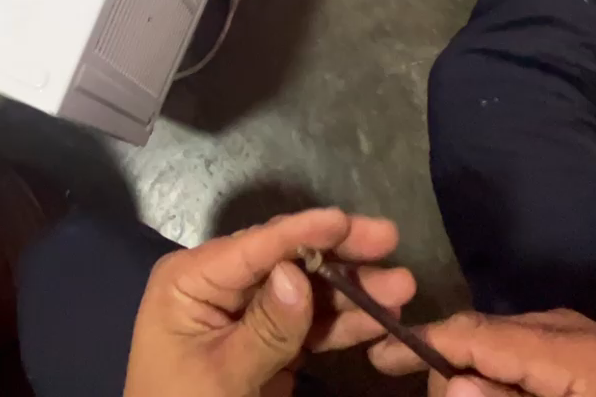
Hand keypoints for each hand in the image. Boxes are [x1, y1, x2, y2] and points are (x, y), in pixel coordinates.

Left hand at [122, 208, 417, 396]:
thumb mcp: (222, 377)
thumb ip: (264, 328)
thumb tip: (297, 272)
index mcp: (192, 278)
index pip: (254, 246)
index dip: (302, 231)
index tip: (345, 219)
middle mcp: (220, 283)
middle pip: (285, 258)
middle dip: (339, 252)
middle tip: (388, 239)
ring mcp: (245, 312)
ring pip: (305, 290)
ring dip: (352, 289)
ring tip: (403, 287)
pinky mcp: (266, 342)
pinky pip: (308, 325)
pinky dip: (344, 323)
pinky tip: (382, 319)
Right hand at [370, 308, 595, 396]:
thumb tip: (450, 384)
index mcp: (566, 347)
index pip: (475, 332)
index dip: (422, 342)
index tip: (377, 356)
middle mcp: (566, 328)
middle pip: (482, 333)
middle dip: (446, 364)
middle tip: (418, 386)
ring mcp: (580, 339)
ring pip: (501, 344)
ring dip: (474, 372)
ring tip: (456, 391)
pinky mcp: (588, 354)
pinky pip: (526, 355)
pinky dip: (502, 376)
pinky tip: (492, 389)